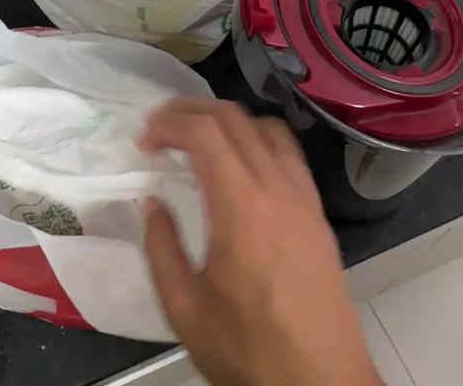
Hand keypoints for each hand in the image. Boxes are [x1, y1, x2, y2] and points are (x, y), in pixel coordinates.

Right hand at [141, 99, 381, 385]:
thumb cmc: (250, 351)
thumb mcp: (185, 308)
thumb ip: (161, 247)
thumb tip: (152, 203)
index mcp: (241, 205)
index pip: (204, 132)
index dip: (168, 124)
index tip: (144, 142)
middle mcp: (277, 187)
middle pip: (233, 117)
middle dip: (190, 111)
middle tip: (160, 128)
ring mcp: (304, 198)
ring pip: (265, 126)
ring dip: (226, 119)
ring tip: (198, 137)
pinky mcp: (318, 214)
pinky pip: (289, 152)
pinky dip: (257, 138)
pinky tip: (240, 163)